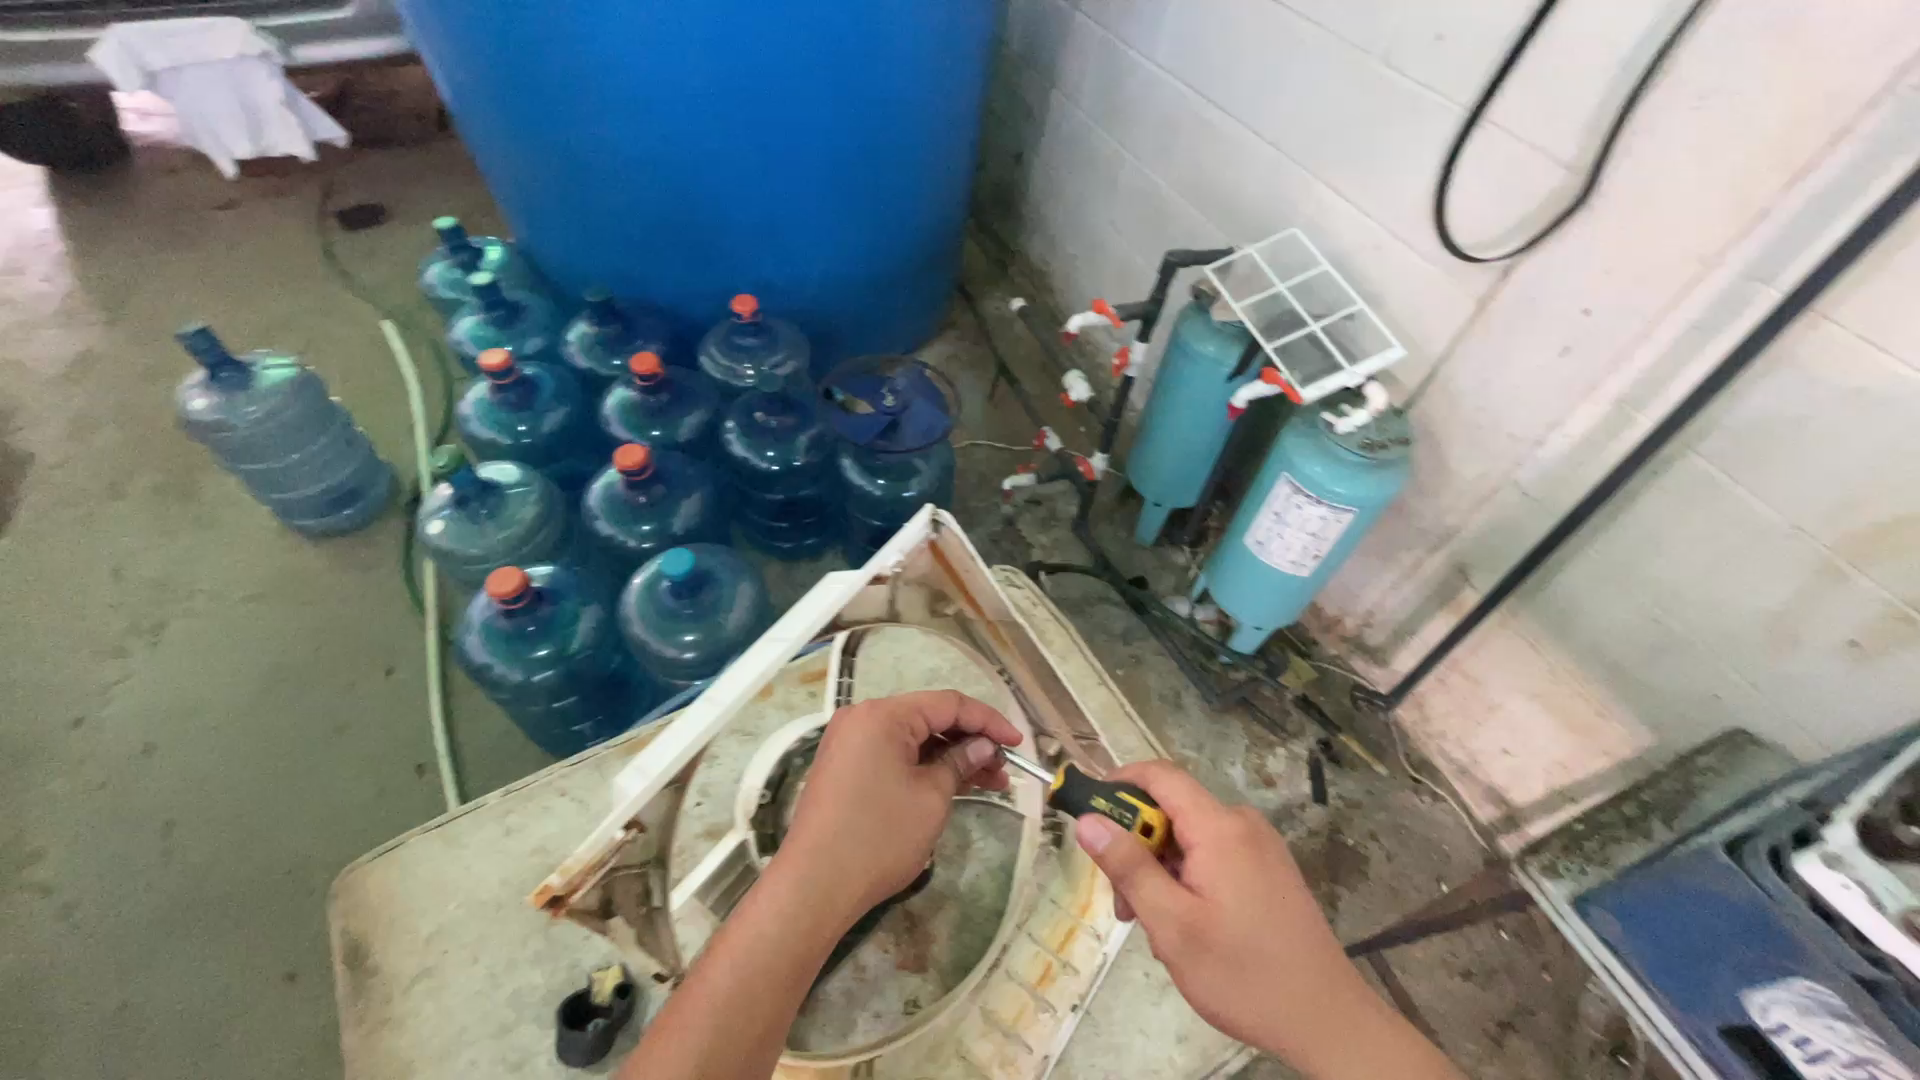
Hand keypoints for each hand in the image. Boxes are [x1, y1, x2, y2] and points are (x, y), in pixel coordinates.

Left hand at [773, 690, 1022, 917]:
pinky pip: (893, 755)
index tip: (1018, 743)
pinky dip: (924, 767)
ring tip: (990, 783)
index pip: (948, 704)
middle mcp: (863, 719)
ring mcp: (850, 743)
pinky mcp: (845, 768)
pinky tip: (953, 784)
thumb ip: (961, 763)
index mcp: (883, 715)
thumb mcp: (931, 798)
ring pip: (913, 739)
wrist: (814, 885)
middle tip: (1004, 769)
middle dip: (971, 741)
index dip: (989, 721)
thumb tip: (983, 747)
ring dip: (950, 757)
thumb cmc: (879, 837)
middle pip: (929, 718)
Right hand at [1075, 761, 1461, 1078]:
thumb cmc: (1244, 974)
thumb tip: (1088, 821)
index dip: (1119, 784)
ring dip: (1160, 872)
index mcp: (1219, 827)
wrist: (1328, 1021)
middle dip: (1137, 848)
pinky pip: (1212, 856)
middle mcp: (1241, 825)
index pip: (1160, 775)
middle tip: (1124, 906)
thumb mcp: (1172, 924)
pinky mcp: (1269, 870)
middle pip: (1171, 812)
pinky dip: (1188, 880)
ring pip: (1189, 839)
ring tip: (1158, 931)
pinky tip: (1187, 928)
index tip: (1090, 815)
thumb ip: (1128, 867)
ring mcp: (1260, 847)